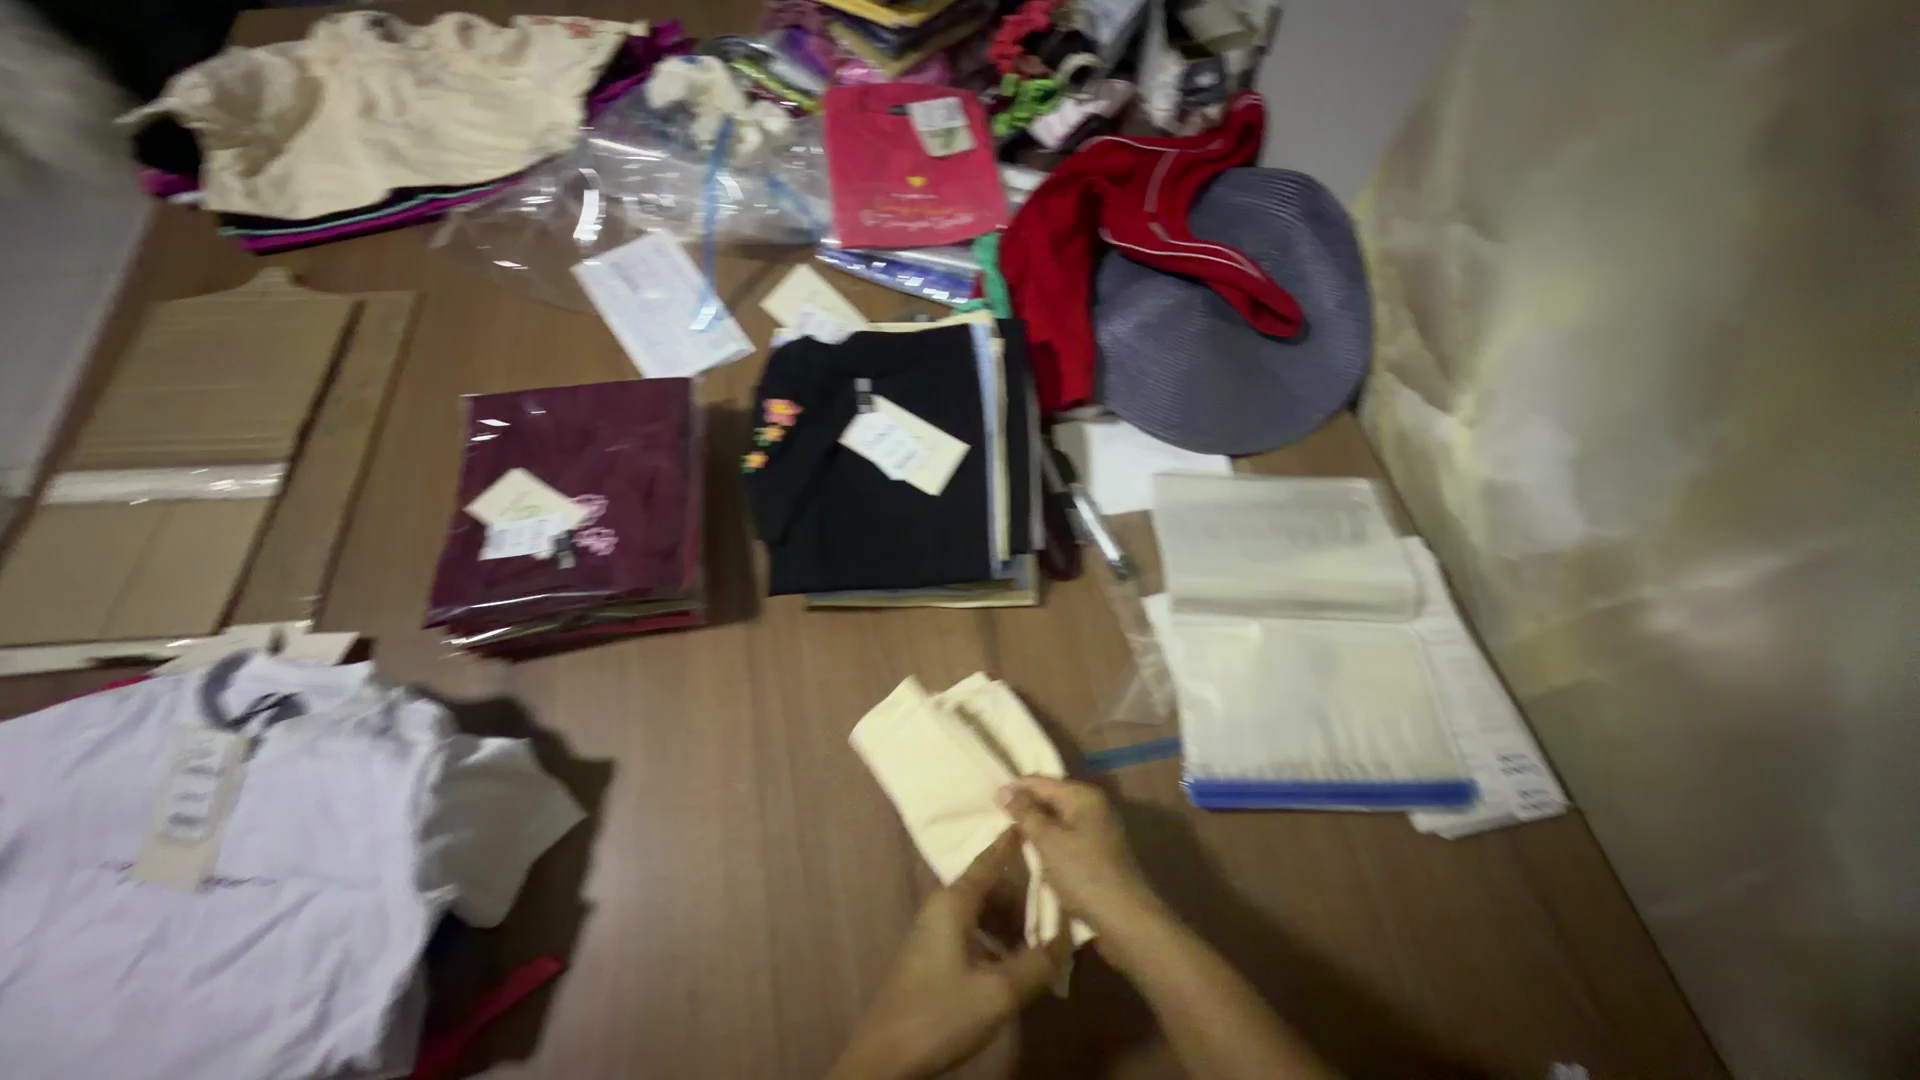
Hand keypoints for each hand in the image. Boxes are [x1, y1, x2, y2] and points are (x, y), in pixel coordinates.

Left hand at [829, 830, 1067, 1079]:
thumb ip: (1037, 963)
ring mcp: (936, 930)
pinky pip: (974, 931)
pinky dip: (998, 939)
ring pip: (984, 911)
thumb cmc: (942, 1013)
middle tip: (1058, 907)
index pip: (990, 860)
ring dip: (1013, 922)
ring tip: (1043, 941)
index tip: (1034, 822)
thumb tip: (1066, 938)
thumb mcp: (999, 992)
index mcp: (954, 902)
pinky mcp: (934, 954)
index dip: (1012, 843)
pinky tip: (1017, 963)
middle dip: (1024, 896)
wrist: (887, 1056)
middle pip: (991, 887)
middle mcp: (943, 906)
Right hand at [997, 776, 1164, 935]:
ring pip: (1058, 820)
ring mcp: (1098, 831)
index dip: (1015, 788)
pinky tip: (1034, 854)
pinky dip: (1049, 843)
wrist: (1125, 919)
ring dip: (1036, 827)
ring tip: (1010, 835)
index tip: (989, 800)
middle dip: (1025, 807)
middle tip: (995, 818)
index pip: (1041, 781)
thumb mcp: (1049, 841)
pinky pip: (1066, 838)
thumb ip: (1025, 813)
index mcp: (1084, 795)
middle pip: (1051, 798)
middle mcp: (1094, 806)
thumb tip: (1004, 790)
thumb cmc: (1084, 874)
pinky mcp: (1098, 853)